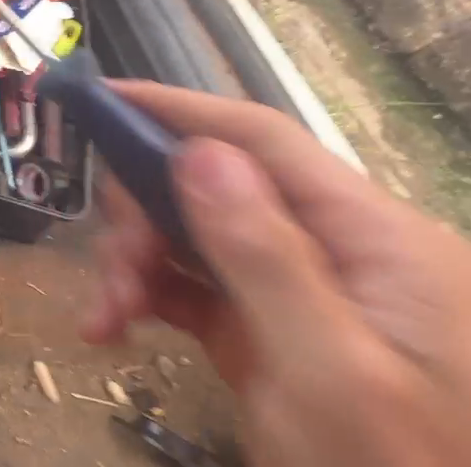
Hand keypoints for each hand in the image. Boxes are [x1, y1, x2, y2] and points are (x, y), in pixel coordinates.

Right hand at [83, 80, 470, 466]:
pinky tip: (110, 328)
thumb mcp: (331, 373)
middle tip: (112, 271)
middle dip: (142, 218)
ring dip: (132, 264)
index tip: (92, 98)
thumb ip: (267, 257)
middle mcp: (340, 250)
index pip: (260, 139)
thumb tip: (198, 152)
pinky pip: (185, 284)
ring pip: (185, 233)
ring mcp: (302, 291)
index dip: (173, 109)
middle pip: (207, 186)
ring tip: (106, 317)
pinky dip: (141, 297)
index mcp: (378, 240)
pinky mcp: (267, 327)